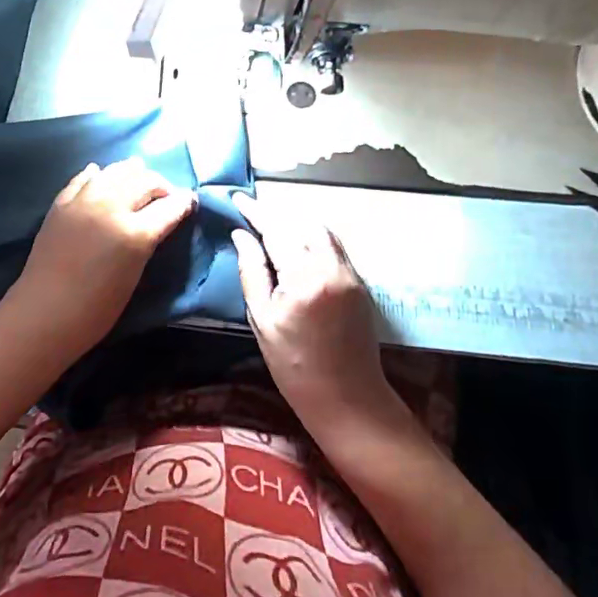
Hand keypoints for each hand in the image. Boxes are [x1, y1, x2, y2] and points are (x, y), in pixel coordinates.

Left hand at [5, 159, 196, 356]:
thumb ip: (147, 241)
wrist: (45, 312)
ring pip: (114, 172)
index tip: (189, 201)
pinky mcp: (60, 204)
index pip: (169, 206)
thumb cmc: (96, 309)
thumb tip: (156, 221)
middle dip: (160, 185)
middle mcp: (110, 208)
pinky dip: (97, 175)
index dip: (183, 202)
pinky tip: (100, 174)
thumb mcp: (134, 275)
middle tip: (166, 195)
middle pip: (143, 181)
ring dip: (130, 173)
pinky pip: (83, 179)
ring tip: (138, 176)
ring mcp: (82, 202)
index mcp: (134, 233)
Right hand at [231, 193, 405, 432]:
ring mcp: (351, 274)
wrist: (347, 397)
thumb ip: (251, 271)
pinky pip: (333, 246)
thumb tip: (241, 236)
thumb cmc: (293, 364)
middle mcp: (333, 268)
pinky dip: (312, 236)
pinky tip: (295, 243)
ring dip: (296, 222)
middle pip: (303, 223)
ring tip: (270, 225)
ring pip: (322, 231)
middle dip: (276, 213)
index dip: (255, 211)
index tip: (236, 199)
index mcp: (305, 278)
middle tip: (250, 212)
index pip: (277, 230)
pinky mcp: (360, 283)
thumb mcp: (261, 318)